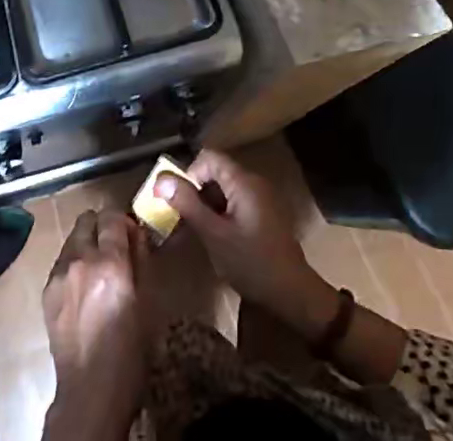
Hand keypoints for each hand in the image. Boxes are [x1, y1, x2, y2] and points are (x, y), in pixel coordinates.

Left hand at [42, 210, 148, 440]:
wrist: (90, 390)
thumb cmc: (130, 351)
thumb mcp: (148, 302)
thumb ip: (141, 260)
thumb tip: (137, 233)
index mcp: (110, 263)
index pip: (112, 216)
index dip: (124, 220)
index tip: (131, 234)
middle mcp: (80, 260)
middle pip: (87, 219)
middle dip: (102, 226)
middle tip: (115, 247)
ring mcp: (59, 274)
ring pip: (72, 238)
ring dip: (87, 243)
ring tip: (98, 270)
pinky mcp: (46, 290)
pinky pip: (62, 261)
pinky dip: (74, 263)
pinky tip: (83, 289)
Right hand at [155, 150, 340, 339]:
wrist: (292, 294)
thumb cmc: (251, 263)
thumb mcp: (214, 235)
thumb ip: (188, 204)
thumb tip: (160, 179)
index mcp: (244, 181)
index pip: (209, 158)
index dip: (189, 174)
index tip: (179, 203)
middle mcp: (254, 182)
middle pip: (216, 172)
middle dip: (196, 192)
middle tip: (183, 220)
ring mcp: (261, 198)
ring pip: (224, 189)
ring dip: (207, 205)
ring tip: (196, 232)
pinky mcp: (264, 214)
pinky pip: (236, 203)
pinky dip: (220, 214)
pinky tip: (215, 238)